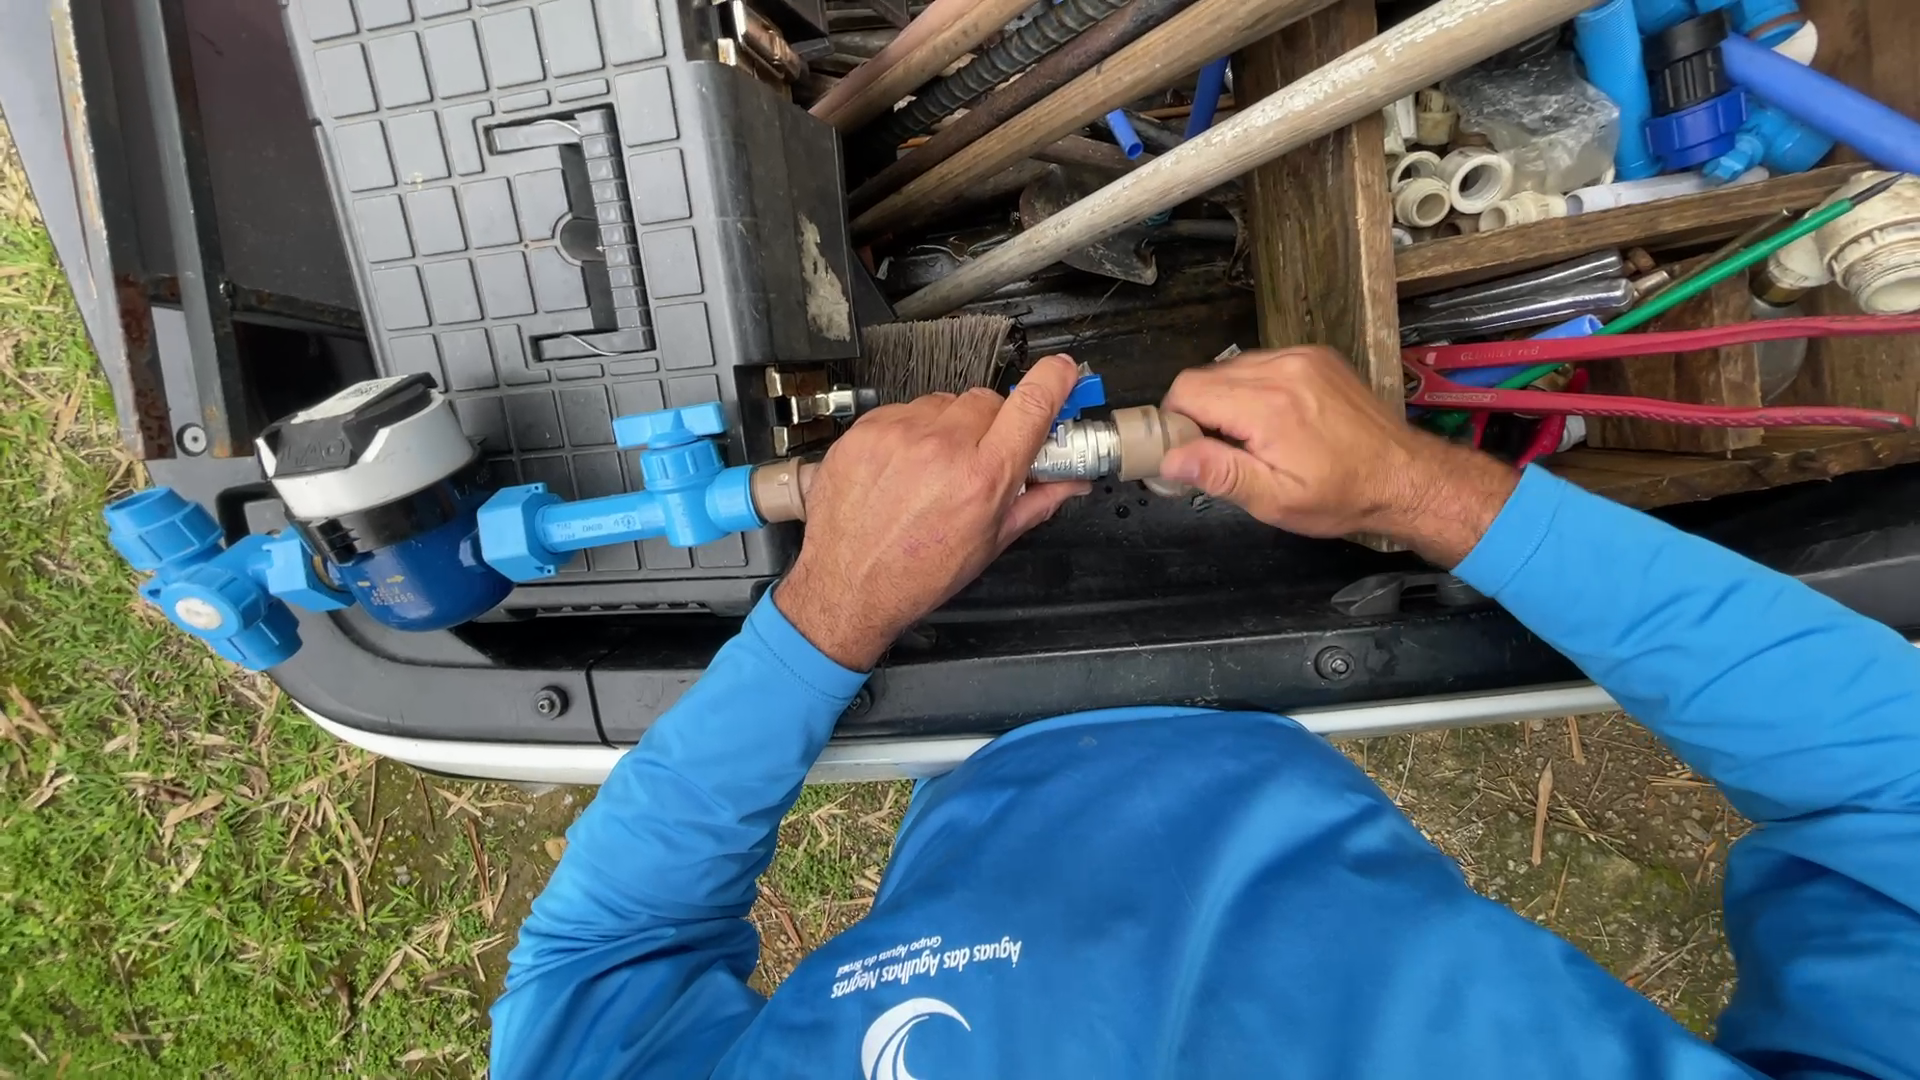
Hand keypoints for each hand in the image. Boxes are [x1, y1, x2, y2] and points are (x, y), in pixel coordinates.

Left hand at [775, 355, 1089, 668]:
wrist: (847, 587)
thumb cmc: (916, 574)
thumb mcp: (989, 544)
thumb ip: (1037, 502)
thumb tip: (1070, 482)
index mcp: (983, 477)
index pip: (1032, 403)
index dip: (1054, 380)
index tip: (1061, 373)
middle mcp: (942, 447)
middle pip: (988, 399)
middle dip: (993, 424)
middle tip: (981, 456)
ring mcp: (900, 433)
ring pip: (944, 403)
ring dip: (949, 426)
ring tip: (934, 469)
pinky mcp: (866, 430)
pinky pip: (904, 411)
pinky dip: (911, 431)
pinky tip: (904, 467)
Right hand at [1157, 346, 1517, 565]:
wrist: (1406, 477)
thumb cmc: (1340, 496)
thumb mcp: (1274, 499)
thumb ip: (1218, 473)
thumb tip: (1168, 458)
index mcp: (1268, 405)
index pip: (1187, 390)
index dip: (1174, 420)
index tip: (1186, 450)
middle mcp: (1283, 368)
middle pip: (1203, 376)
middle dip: (1196, 412)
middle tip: (1216, 450)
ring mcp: (1301, 356)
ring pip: (1229, 368)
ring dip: (1222, 399)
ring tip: (1245, 437)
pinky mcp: (1315, 356)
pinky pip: (1259, 363)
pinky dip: (1250, 388)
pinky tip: (1269, 418)